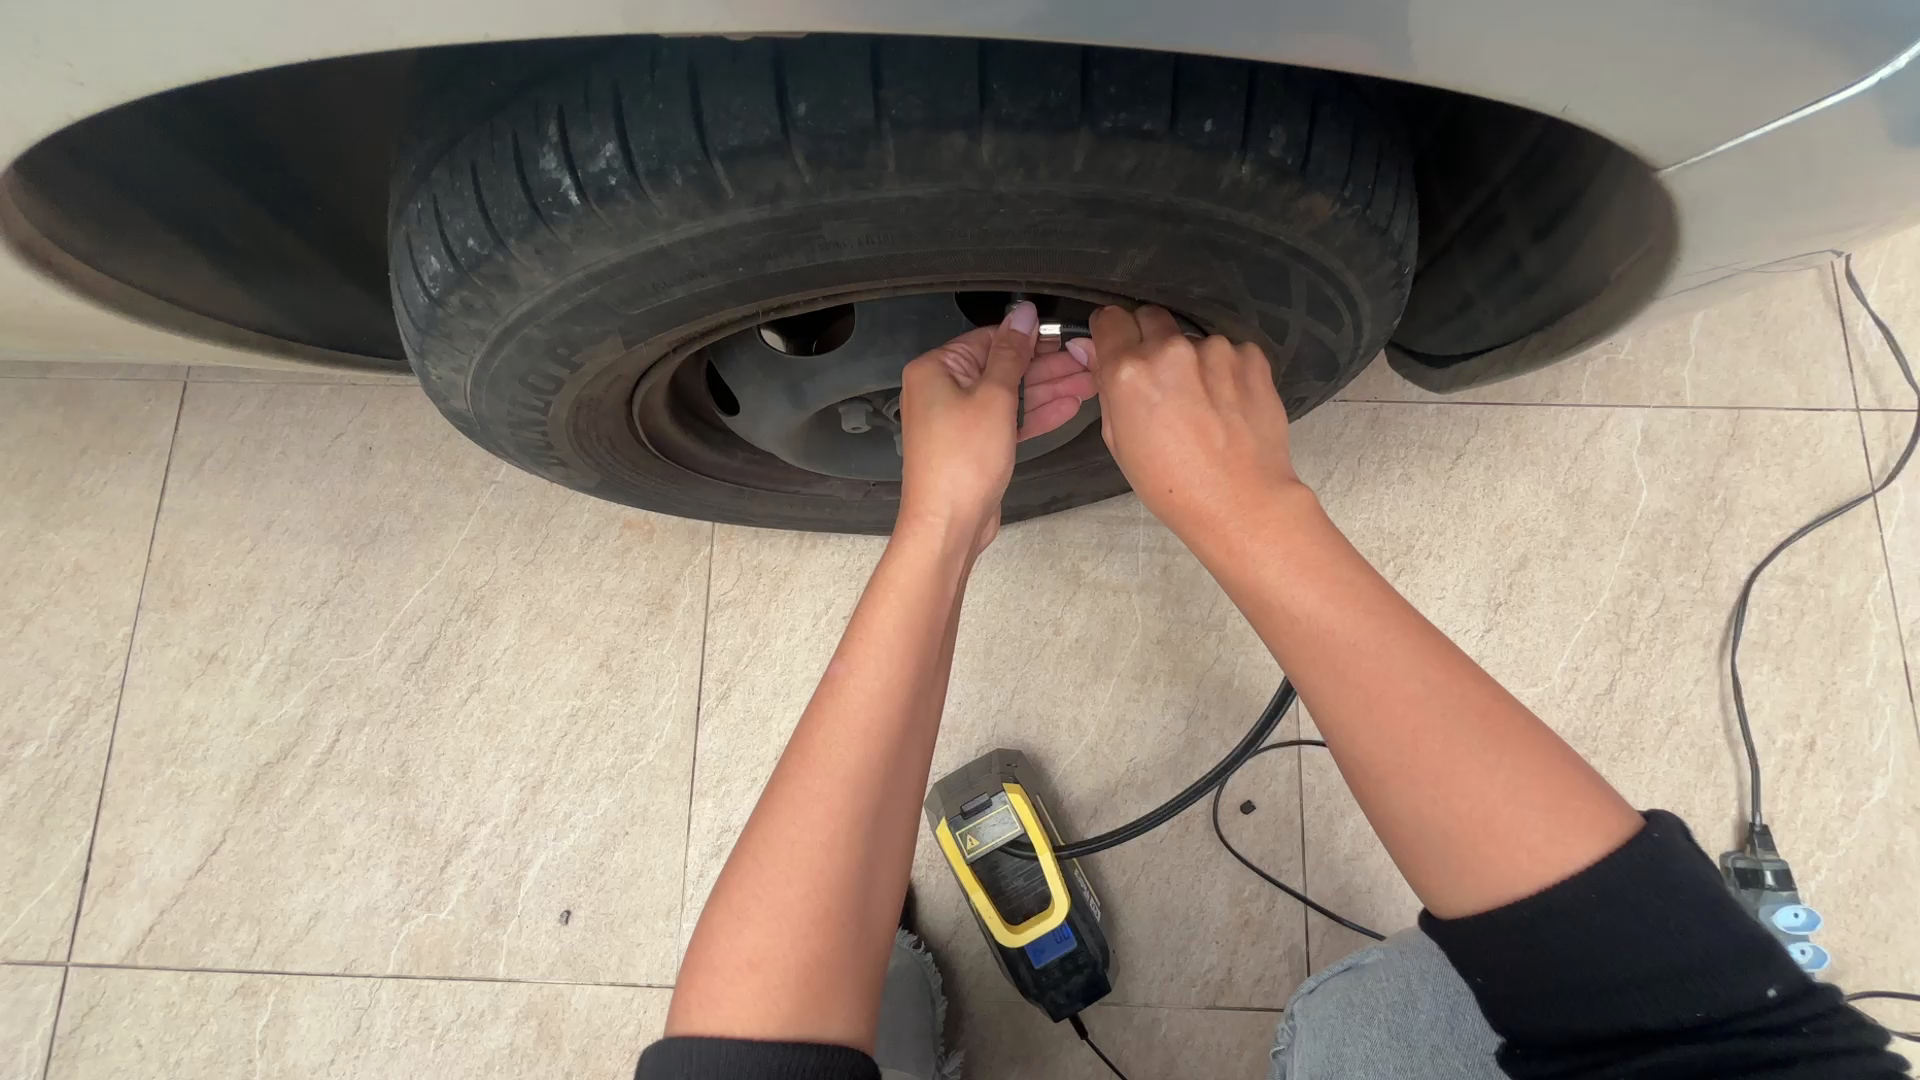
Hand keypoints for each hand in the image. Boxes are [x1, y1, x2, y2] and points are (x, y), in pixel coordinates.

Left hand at [896, 301, 1095, 549]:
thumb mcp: (993, 396)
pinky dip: (1034, 415)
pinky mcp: (974, 444)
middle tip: (1083, 361)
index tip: (1062, 335)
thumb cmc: (959, 463)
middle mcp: (941, 391)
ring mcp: (958, 420)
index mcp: (935, 369)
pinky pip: (1007, 420)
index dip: (1029, 337)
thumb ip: (1012, 353)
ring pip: (1009, 395)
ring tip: (1087, 382)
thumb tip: (1023, 316)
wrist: (949, 524)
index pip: (988, 339)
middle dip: (1045, 366)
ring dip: (1047, 390)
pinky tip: (1067, 406)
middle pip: (1001, 367)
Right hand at [1075, 305, 1303, 542]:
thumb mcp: (1117, 441)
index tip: (1116, 344)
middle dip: (1147, 339)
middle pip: (1150, 317)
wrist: (1240, 501)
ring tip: (1200, 403)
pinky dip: (1223, 370)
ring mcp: (1215, 350)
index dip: (1110, 333)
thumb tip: (1093, 351)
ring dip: (1189, 359)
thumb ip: (1106, 388)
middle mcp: (1170, 350)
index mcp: (1128, 371)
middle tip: (1157, 378)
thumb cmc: (1171, 484)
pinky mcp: (1251, 357)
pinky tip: (1225, 405)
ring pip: (1191, 338)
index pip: (1110, 319)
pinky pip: (1228, 351)